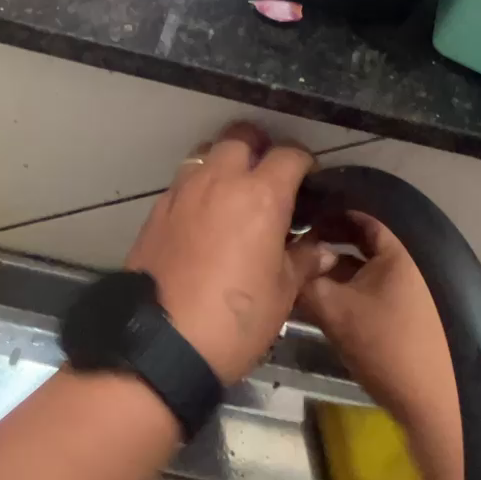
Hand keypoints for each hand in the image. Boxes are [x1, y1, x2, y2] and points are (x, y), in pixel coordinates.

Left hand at [123, 123, 327, 383]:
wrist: (161, 342)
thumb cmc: (234, 320)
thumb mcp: (281, 294)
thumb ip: (302, 261)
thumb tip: (321, 249)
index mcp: (260, 196)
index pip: (288, 155)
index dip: (304, 163)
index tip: (310, 178)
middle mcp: (220, 180)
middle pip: (240, 137)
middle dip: (260, 147)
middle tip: (271, 174)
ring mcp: (184, 190)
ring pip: (207, 152)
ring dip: (225, 160)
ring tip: (237, 190)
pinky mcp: (158, 208)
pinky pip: (185, 180)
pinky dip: (200, 185)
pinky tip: (207, 215)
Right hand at [298, 212, 458, 427]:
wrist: (442, 409)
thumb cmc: (389, 347)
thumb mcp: (334, 311)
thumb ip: (303, 280)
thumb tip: (280, 261)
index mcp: (404, 242)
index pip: (356, 205)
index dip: (321, 208)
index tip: (292, 215)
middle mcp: (419, 252)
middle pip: (364, 231)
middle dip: (328, 236)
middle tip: (293, 242)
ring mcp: (425, 280)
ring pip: (372, 258)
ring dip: (339, 262)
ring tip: (303, 269)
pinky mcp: (424, 304)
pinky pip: (384, 278)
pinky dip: (357, 282)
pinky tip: (329, 294)